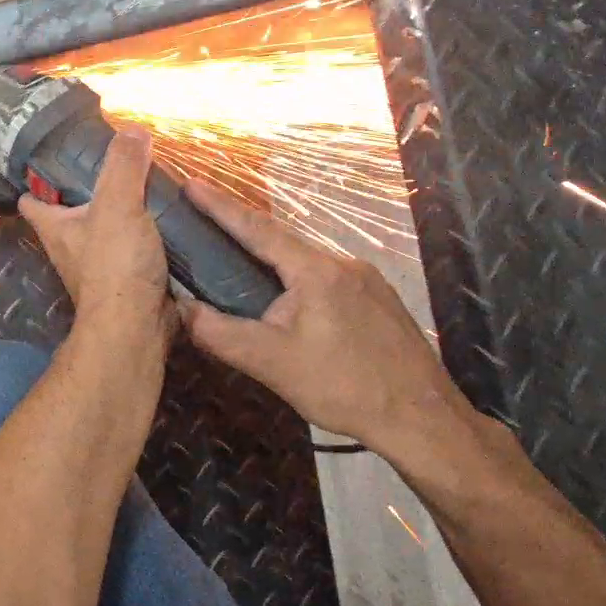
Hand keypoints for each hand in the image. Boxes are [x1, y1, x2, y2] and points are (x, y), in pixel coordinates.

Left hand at [18, 127, 176, 358]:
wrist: (137, 327)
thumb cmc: (114, 264)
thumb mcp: (118, 205)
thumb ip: (123, 166)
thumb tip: (132, 130)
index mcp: (54, 227)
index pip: (31, 199)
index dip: (36, 179)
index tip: (54, 156)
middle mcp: (68, 246)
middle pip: (70, 212)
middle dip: (89, 191)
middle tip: (117, 163)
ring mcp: (95, 266)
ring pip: (104, 231)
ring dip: (122, 214)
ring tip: (150, 186)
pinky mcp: (125, 281)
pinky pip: (132, 251)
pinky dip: (146, 237)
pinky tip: (168, 221)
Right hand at [177, 179, 475, 453]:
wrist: (425, 422)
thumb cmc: (345, 388)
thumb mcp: (271, 364)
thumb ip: (219, 333)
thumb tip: (180, 308)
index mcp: (317, 272)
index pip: (258, 229)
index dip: (219, 206)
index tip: (190, 183)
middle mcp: (344, 265)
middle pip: (281, 240)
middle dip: (239, 228)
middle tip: (201, 220)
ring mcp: (367, 282)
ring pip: (303, 261)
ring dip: (267, 257)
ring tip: (233, 262)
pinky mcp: (377, 302)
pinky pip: (323, 278)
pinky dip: (293, 278)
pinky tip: (282, 300)